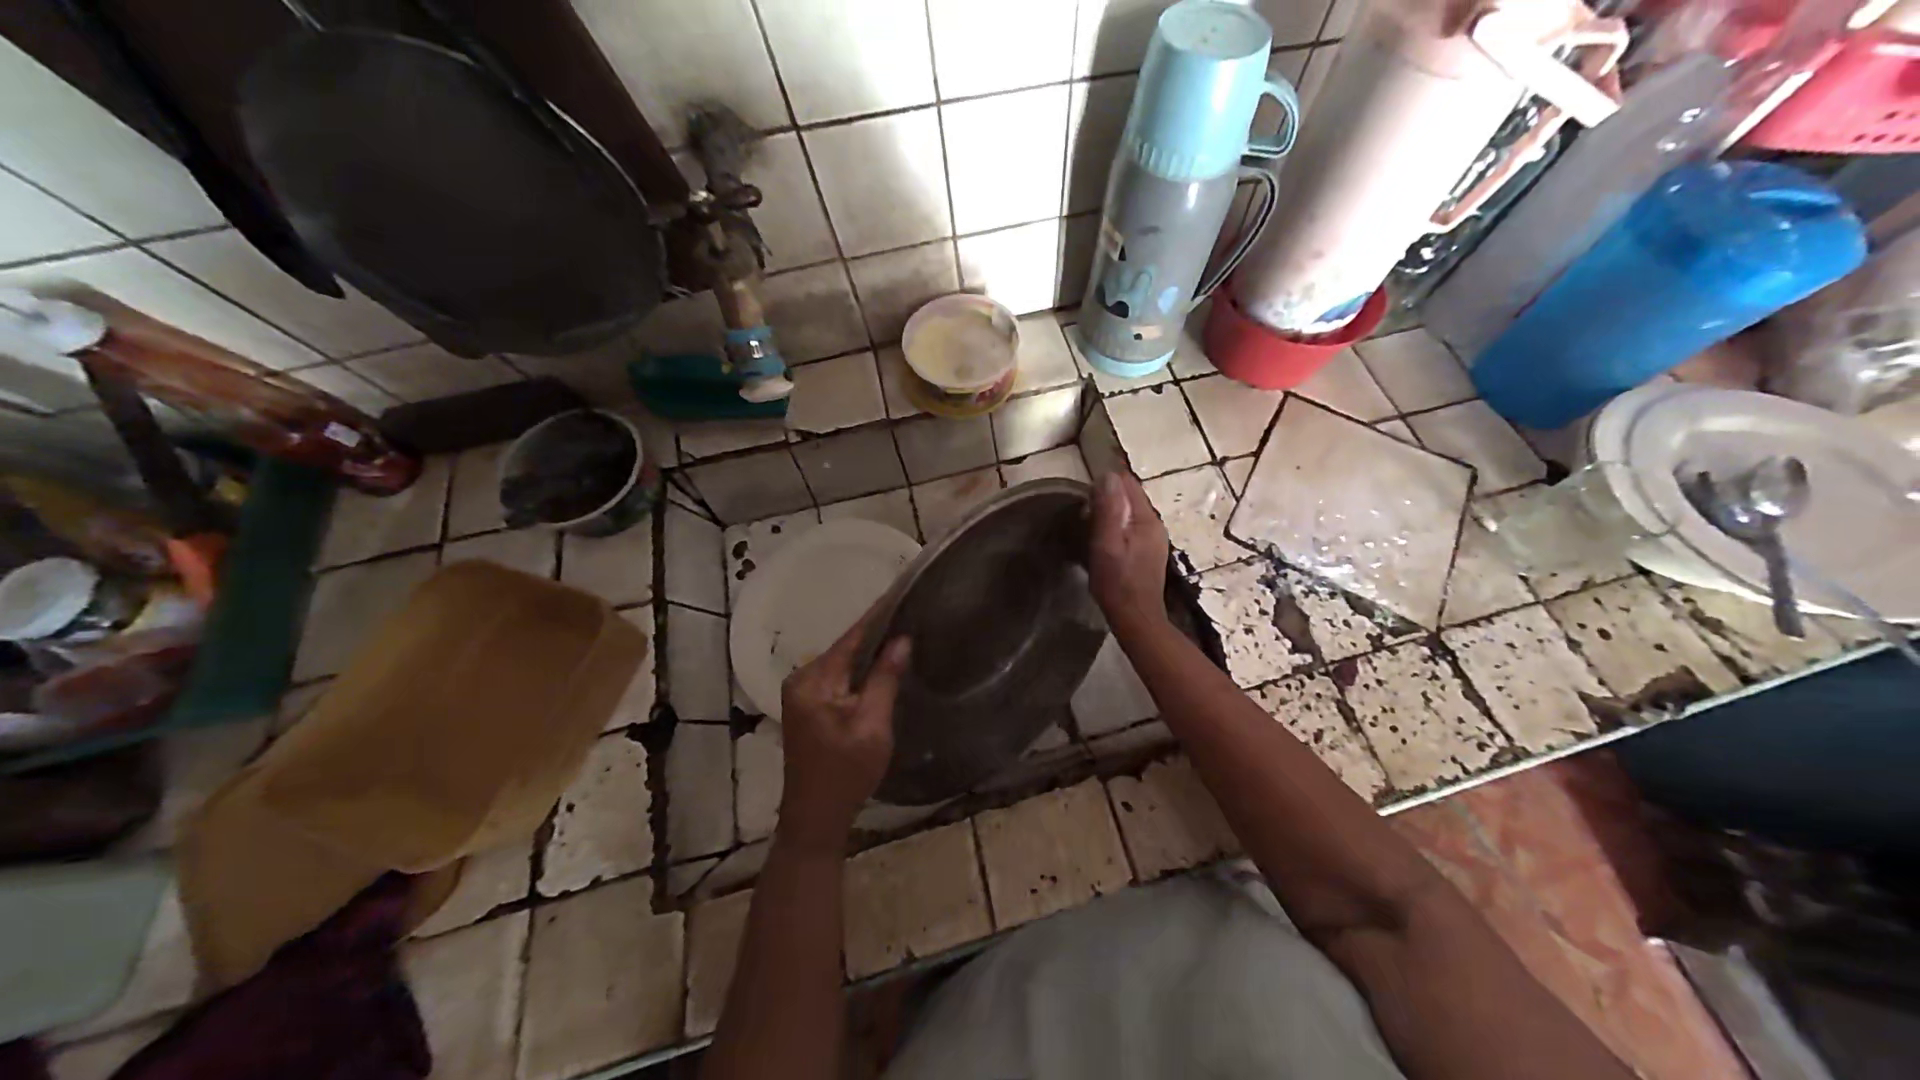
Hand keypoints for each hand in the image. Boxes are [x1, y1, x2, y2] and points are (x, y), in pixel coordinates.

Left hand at [777, 606, 910, 850]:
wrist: (815, 817)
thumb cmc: (846, 773)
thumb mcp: (872, 725)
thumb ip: (884, 679)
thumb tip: (902, 640)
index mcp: (813, 681)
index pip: (850, 638)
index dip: (877, 616)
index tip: (899, 592)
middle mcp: (802, 679)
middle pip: (845, 647)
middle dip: (875, 631)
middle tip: (909, 611)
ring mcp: (802, 693)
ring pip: (843, 662)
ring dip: (869, 651)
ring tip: (902, 631)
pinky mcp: (808, 706)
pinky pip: (839, 677)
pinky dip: (860, 669)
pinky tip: (882, 663)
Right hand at [1090, 470, 1168, 630]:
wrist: (1136, 619)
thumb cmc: (1117, 583)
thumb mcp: (1106, 545)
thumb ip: (1109, 510)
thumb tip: (1107, 476)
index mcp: (1147, 519)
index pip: (1128, 484)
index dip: (1106, 482)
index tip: (1085, 494)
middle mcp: (1156, 525)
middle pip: (1131, 497)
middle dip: (1108, 497)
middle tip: (1084, 511)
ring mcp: (1155, 540)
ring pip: (1131, 513)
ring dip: (1112, 513)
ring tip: (1090, 524)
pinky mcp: (1149, 552)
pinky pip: (1132, 528)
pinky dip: (1117, 527)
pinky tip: (1104, 541)